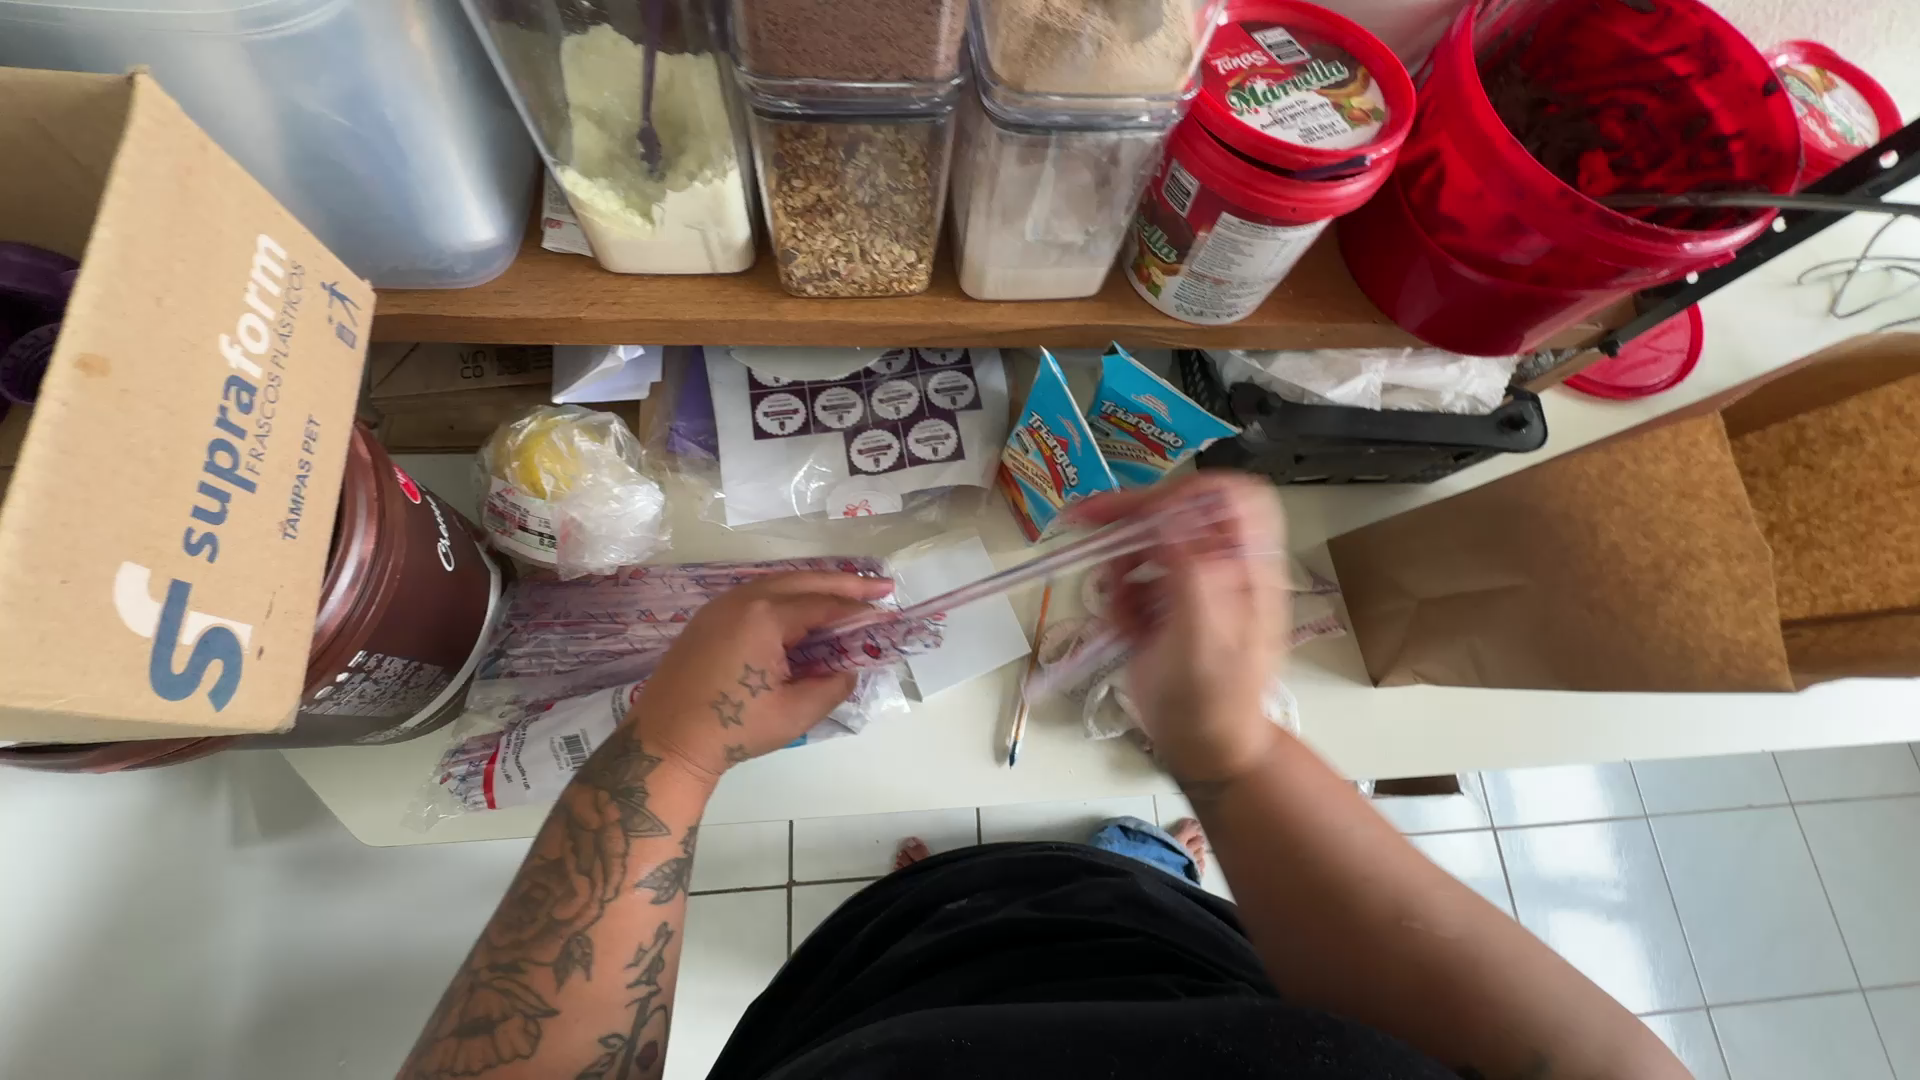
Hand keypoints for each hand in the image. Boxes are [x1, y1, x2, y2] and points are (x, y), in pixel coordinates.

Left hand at [628, 572, 894, 783]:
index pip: (824, 604)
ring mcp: (721, 604)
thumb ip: (832, 686)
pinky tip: (805, 606)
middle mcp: (743, 599)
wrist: (664, 742)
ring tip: (850, 590)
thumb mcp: (794, 714)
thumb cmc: (731, 729)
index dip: (858, 609)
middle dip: (846, 582)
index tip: (887, 612)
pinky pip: (758, 593)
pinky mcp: (709, 617)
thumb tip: (848, 669)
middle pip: (804, 581)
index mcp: (764, 617)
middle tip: (882, 585)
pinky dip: (789, 594)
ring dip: (816, 585)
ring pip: (779, 582)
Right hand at [1068, 473, 1289, 786]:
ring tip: (1120, 613)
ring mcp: (1195, 581)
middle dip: (1131, 524)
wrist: (1204, 746)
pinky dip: (1119, 597)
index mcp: (1246, 567)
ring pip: (1147, 543)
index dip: (1186, 490)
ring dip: (1120, 570)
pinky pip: (1133, 576)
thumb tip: (1171, 516)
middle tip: (1083, 522)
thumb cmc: (1210, 703)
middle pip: (1176, 511)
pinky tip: (1125, 629)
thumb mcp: (1201, 641)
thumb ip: (1191, 574)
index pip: (1230, 496)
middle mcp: (1222, 565)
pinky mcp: (1168, 600)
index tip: (1143, 510)